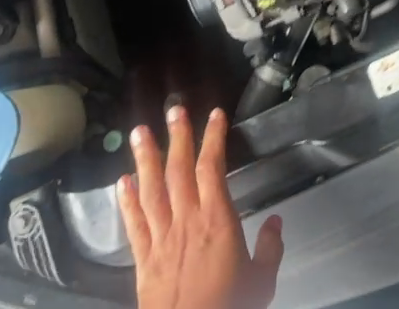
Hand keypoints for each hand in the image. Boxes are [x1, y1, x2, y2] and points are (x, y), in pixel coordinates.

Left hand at [121, 106, 283, 308]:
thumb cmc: (230, 308)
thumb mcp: (262, 282)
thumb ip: (270, 249)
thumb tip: (276, 222)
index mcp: (217, 220)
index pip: (212, 168)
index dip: (213, 138)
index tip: (215, 114)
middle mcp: (186, 221)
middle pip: (178, 170)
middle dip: (177, 137)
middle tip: (173, 109)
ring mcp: (161, 240)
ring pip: (151, 190)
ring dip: (145, 158)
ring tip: (139, 132)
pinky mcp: (144, 261)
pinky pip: (134, 224)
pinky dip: (127, 201)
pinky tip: (123, 182)